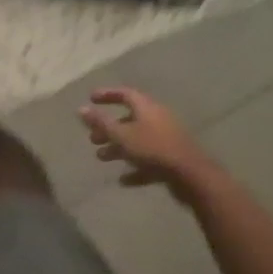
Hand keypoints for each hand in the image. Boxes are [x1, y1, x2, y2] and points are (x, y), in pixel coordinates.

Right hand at [82, 87, 220, 199]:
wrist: (192, 176)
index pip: (125, 94)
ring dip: (119, 148)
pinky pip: (150, 160)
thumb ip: (100, 122)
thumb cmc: (152, 149)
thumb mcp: (121, 135)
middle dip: (108, 128)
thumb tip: (80, 109)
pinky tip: (123, 180)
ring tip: (102, 157)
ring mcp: (167, 140)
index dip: (107, 94)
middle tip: (92, 138)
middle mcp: (158, 120)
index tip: (91, 99)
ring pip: (138, 140)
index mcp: (147, 108)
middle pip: (129, 119)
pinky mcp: (173, 159)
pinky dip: (135, 167)